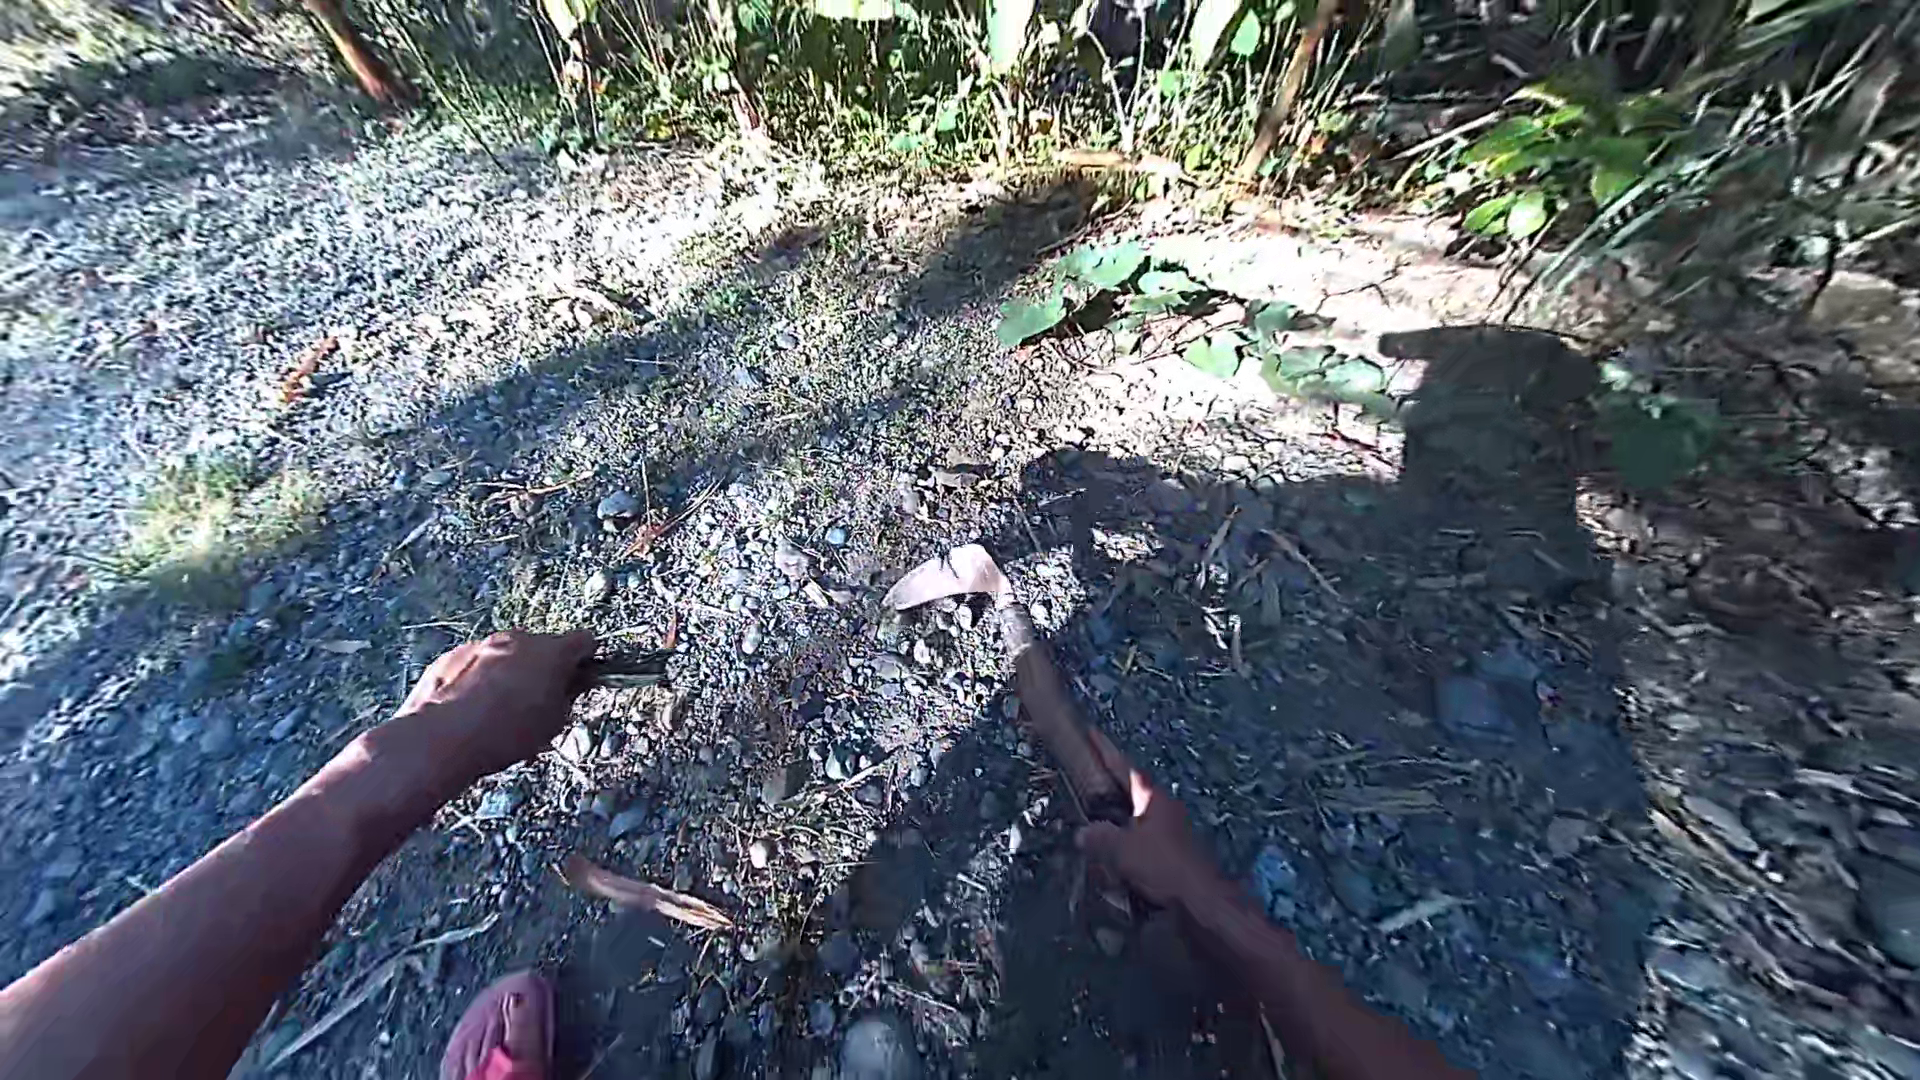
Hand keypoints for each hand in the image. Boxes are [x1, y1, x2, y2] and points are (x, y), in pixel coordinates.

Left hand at [395, 630, 595, 779]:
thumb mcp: (556, 720)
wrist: (437, 742)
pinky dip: (477, 680)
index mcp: (553, 650)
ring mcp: (481, 646)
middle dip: (544, 668)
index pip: (584, 641)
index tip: (580, 678)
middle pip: (542, 647)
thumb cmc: (505, 732)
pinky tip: (470, 709)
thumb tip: (571, 686)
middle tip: (539, 699)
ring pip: (506, 655)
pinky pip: (473, 664)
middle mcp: (519, 639)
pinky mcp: (448, 658)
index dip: (585, 660)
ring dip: (510, 673)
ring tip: (499, 709)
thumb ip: (569, 695)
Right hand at [1075, 727, 1229, 909]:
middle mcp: (1162, 806)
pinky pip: (1141, 838)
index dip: (1104, 749)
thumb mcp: (1123, 850)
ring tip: (1094, 824)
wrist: (1205, 902)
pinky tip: (1113, 859)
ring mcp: (1170, 828)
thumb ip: (1099, 838)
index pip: (1121, 766)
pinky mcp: (1172, 851)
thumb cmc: (1165, 867)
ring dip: (1115, 818)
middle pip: (1128, 789)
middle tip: (1086, 778)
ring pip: (1134, 815)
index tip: (1090, 731)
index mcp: (1150, 797)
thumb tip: (1082, 833)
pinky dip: (1125, 842)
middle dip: (1108, 784)